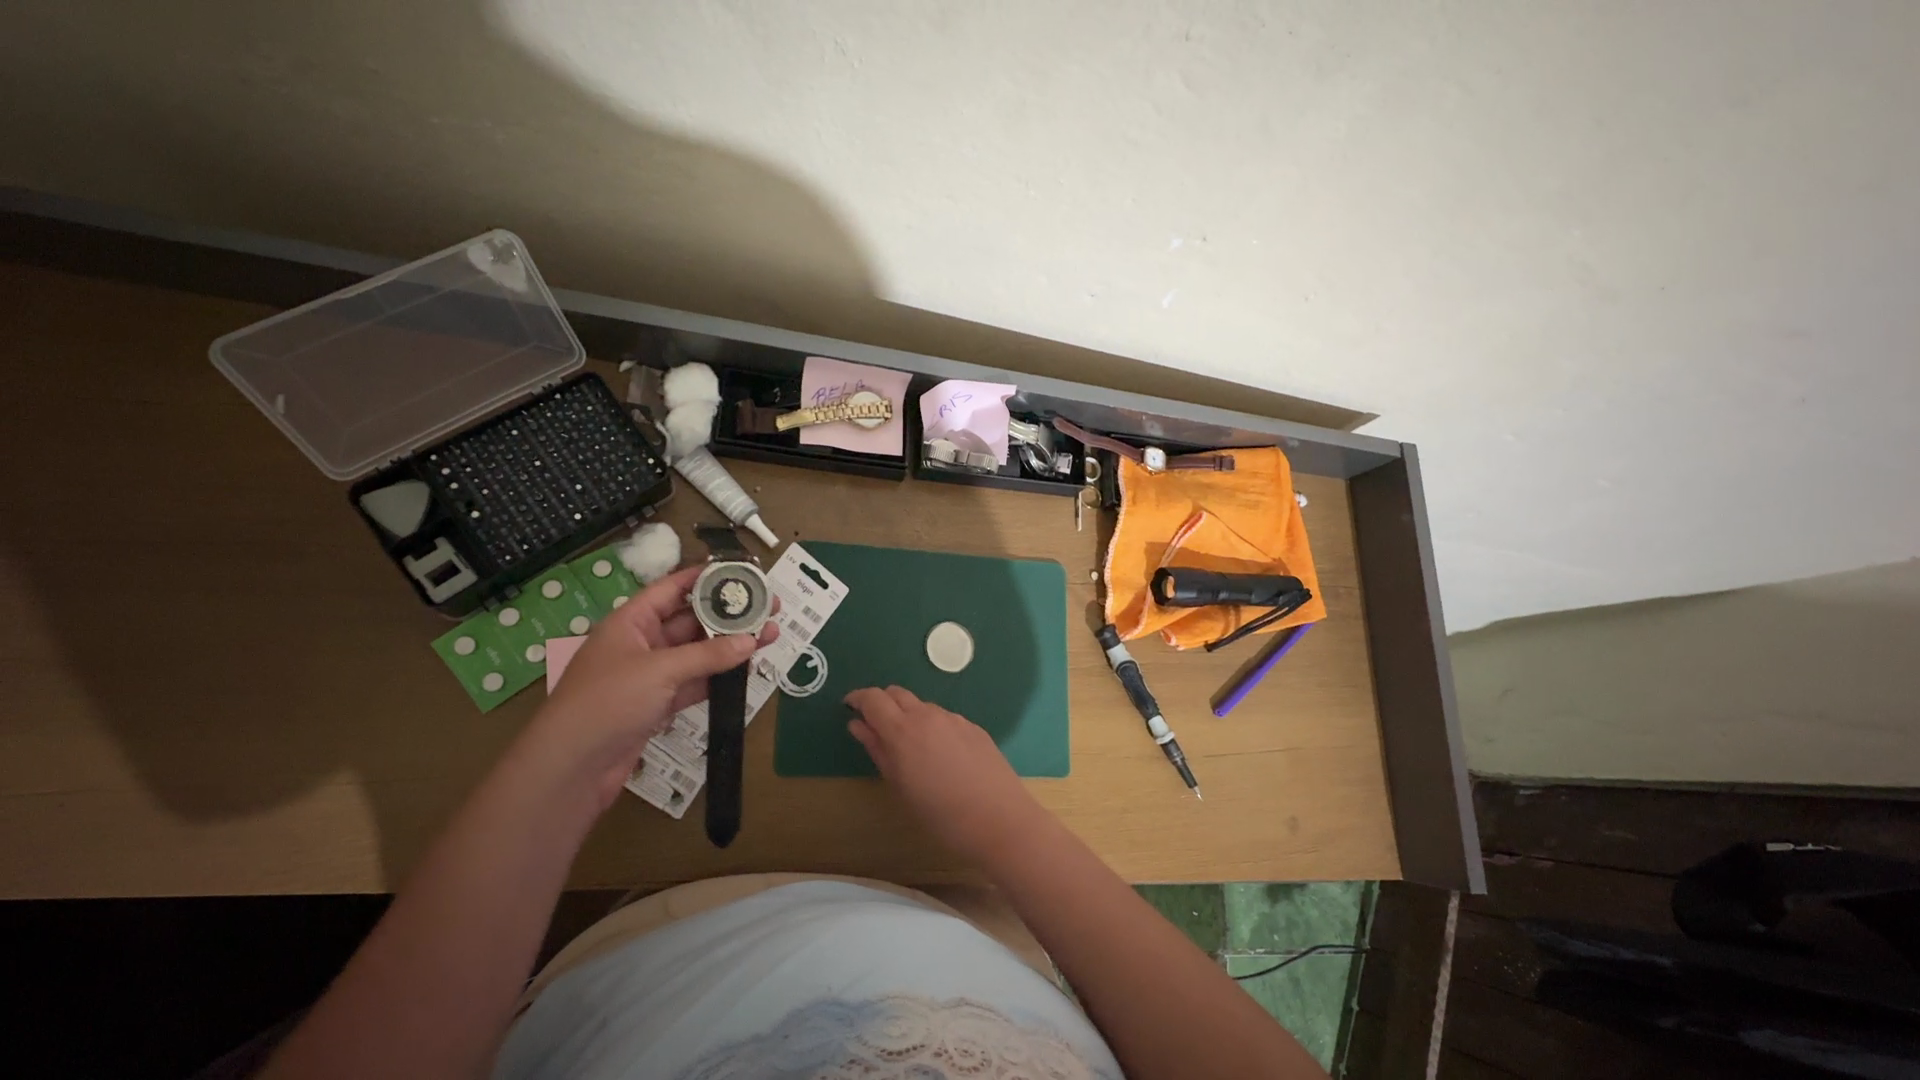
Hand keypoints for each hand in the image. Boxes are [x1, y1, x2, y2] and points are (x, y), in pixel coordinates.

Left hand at [532, 564, 777, 807]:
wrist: (572, 766)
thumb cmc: (607, 702)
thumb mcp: (659, 670)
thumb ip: (707, 655)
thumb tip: (750, 641)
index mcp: (631, 621)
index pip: (672, 588)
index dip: (705, 578)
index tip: (742, 573)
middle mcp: (641, 643)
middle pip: (690, 620)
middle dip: (728, 615)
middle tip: (769, 607)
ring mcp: (649, 676)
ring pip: (697, 653)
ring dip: (729, 646)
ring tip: (770, 635)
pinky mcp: (657, 705)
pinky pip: (694, 682)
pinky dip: (718, 676)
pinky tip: (746, 669)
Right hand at [845, 686, 1045, 863]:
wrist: (999, 820)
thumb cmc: (941, 814)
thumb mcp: (900, 786)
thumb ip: (878, 750)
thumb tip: (858, 725)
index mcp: (903, 730)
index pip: (873, 698)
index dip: (858, 698)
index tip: (849, 707)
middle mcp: (928, 715)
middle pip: (897, 693)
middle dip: (882, 703)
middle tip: (874, 725)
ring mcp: (954, 719)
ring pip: (922, 705)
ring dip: (908, 715)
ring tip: (909, 747)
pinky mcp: (974, 727)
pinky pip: (944, 718)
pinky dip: (932, 726)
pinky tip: (939, 755)